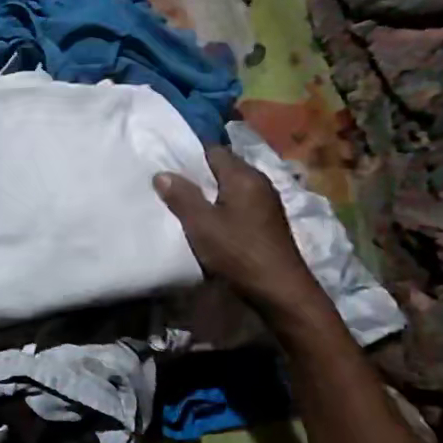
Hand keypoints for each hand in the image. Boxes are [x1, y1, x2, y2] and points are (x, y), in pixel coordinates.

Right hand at [154, 146, 327, 320]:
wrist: (280, 291)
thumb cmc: (238, 253)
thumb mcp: (201, 224)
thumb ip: (181, 196)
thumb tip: (162, 173)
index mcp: (244, 177)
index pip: (213, 151)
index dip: (189, 156)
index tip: (166, 166)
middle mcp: (259, 183)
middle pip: (224, 167)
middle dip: (198, 174)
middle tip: (170, 185)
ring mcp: (266, 203)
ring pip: (231, 187)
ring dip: (210, 192)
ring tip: (184, 203)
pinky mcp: (267, 221)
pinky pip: (239, 202)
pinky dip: (222, 206)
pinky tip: (208, 221)